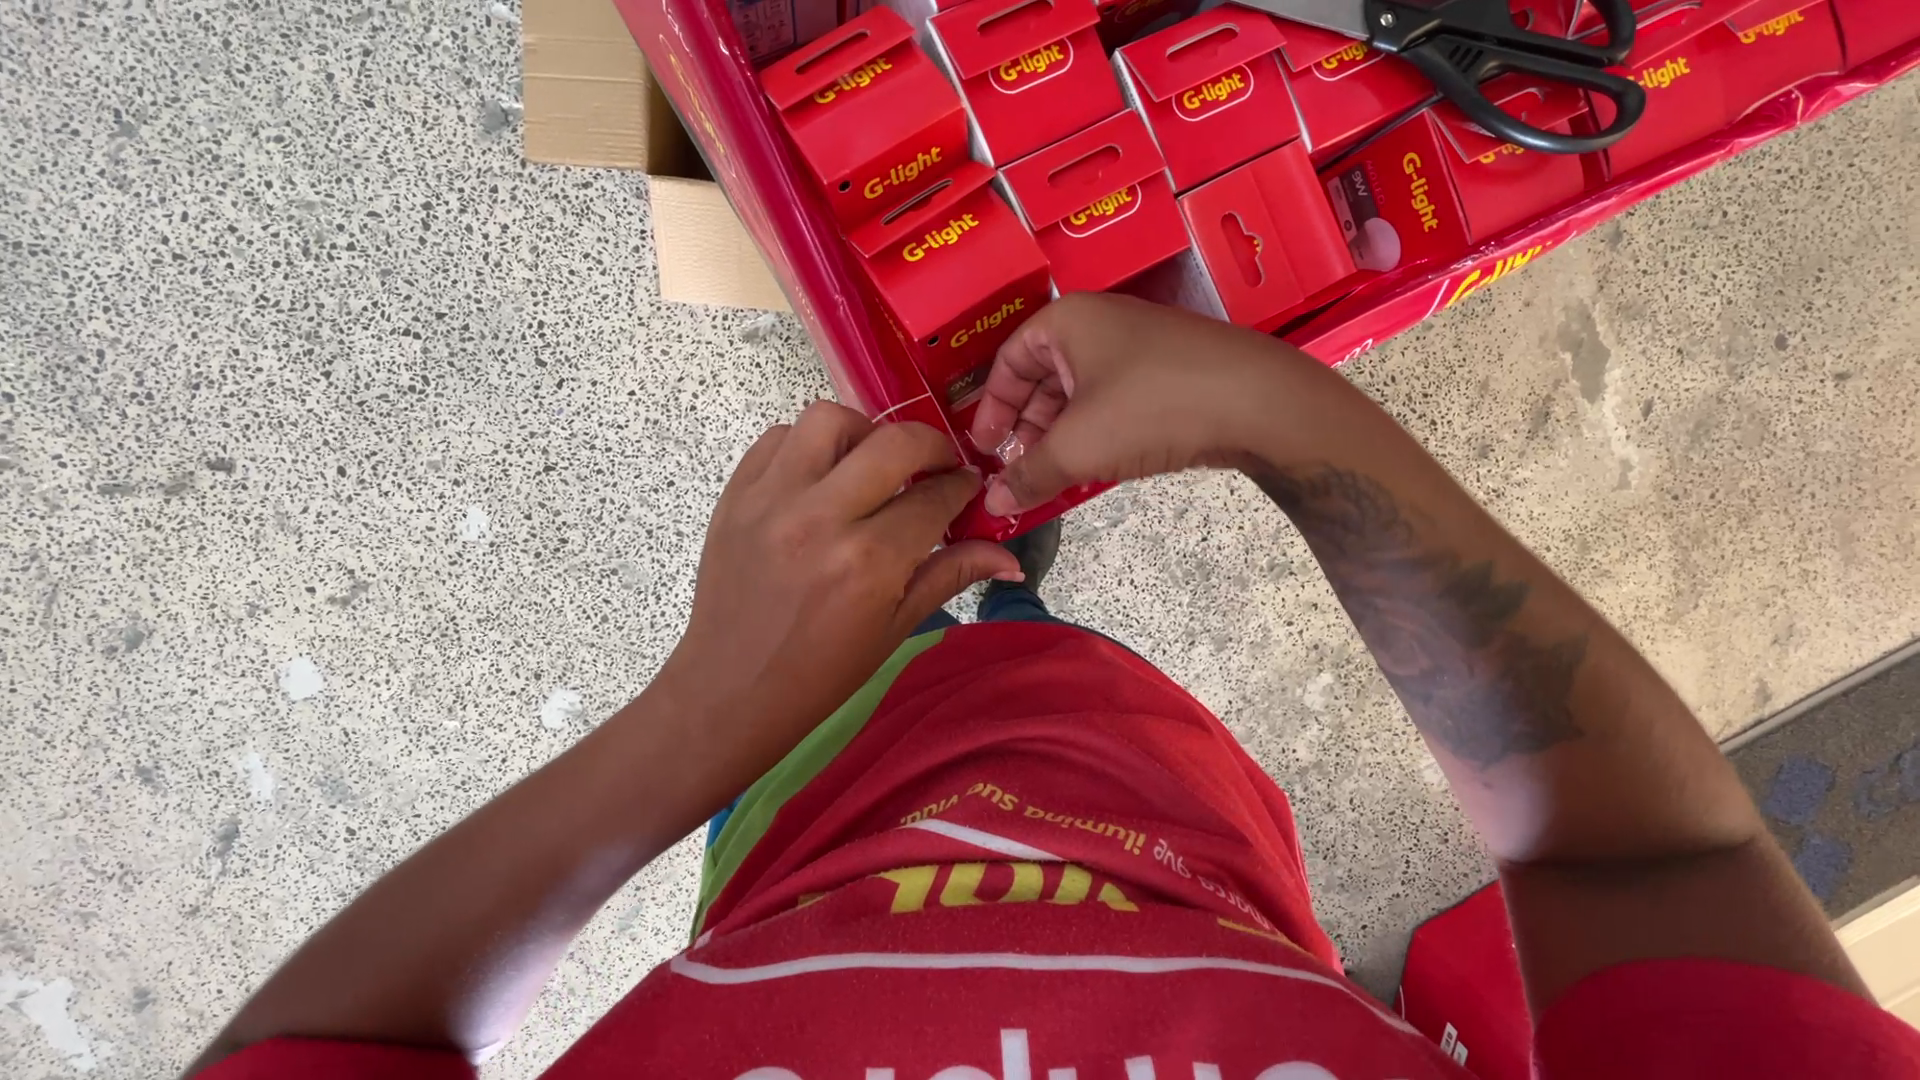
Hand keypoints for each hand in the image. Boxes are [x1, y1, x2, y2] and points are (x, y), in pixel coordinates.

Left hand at [660, 402, 1019, 777]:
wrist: (732, 688)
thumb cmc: (822, 670)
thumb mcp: (897, 626)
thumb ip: (951, 573)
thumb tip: (1010, 555)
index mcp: (868, 561)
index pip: (934, 497)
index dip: (962, 487)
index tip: (967, 487)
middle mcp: (820, 517)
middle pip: (893, 442)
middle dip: (930, 446)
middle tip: (936, 465)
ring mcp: (770, 500)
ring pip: (829, 419)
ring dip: (863, 433)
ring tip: (871, 465)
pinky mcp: (735, 495)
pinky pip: (777, 437)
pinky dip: (807, 445)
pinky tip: (822, 476)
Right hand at [969, 293, 1337, 516]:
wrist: (1258, 403)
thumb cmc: (1151, 407)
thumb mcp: (1077, 446)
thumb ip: (1028, 475)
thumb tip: (993, 505)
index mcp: (1068, 321)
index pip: (1009, 360)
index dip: (991, 408)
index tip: (984, 450)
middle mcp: (1099, 325)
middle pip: (1043, 379)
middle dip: (1026, 430)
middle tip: (1016, 472)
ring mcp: (1137, 349)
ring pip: (1079, 395)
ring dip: (1059, 439)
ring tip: (1050, 479)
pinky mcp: (1166, 376)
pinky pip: (1112, 404)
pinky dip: (1094, 436)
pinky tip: (1091, 471)